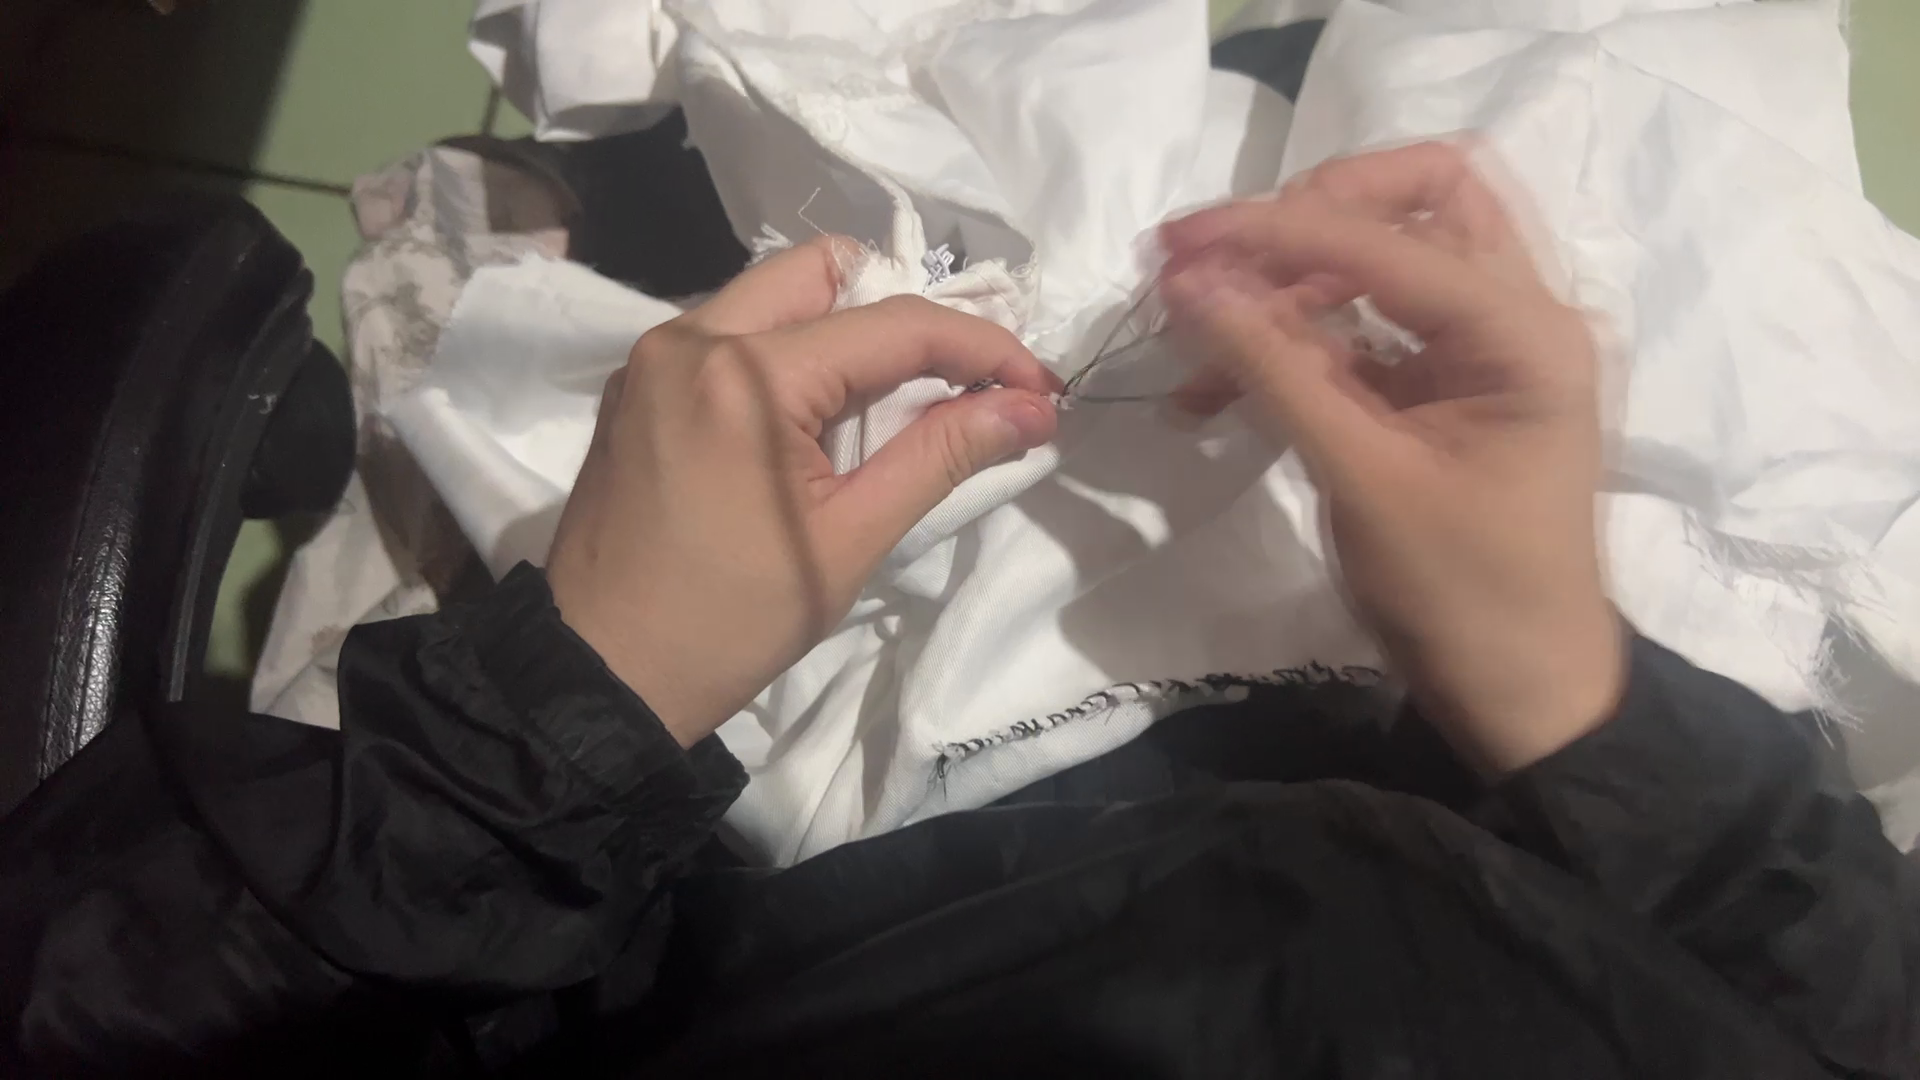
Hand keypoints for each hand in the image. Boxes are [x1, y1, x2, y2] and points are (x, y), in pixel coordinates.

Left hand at [546, 237, 1058, 746]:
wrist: (603, 676)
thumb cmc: (734, 622)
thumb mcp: (851, 540)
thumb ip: (943, 456)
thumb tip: (1032, 409)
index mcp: (747, 376)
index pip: (893, 325)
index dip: (983, 347)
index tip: (1038, 387)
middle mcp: (690, 336)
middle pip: (827, 274)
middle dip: (906, 317)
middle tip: (952, 383)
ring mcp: (653, 356)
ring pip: (776, 295)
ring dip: (848, 332)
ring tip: (890, 404)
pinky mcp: (638, 383)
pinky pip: (734, 333)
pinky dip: (794, 353)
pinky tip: (815, 418)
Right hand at [1158, 141, 1623, 772]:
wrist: (1510, 683)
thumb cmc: (1455, 589)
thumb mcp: (1360, 476)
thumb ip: (1275, 370)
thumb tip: (1191, 286)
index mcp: (1518, 330)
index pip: (1385, 237)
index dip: (1272, 232)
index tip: (1176, 244)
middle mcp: (1506, 316)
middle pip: (1415, 203)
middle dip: (1305, 217)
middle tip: (1215, 257)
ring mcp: (1467, 353)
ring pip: (1374, 267)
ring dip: (1280, 288)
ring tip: (1194, 339)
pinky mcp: (1427, 392)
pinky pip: (1351, 338)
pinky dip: (1283, 348)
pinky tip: (1214, 392)